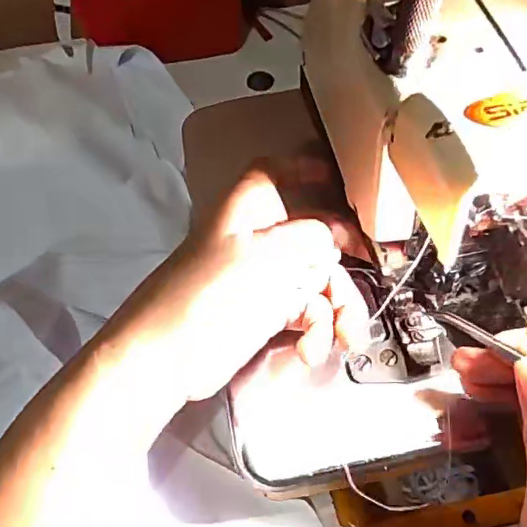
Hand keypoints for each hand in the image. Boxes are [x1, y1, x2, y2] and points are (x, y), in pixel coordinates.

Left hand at [103, 167, 368, 405]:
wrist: (167, 355)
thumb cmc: (209, 295)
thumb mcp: (269, 254)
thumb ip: (311, 237)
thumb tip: (333, 238)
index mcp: (249, 213)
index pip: (276, 175)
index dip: (304, 170)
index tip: (334, 177)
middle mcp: (258, 241)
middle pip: (315, 240)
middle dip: (341, 267)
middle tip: (359, 285)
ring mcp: (264, 281)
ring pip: (317, 284)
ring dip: (338, 311)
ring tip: (345, 337)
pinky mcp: (266, 317)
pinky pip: (306, 317)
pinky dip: (316, 333)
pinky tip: (311, 350)